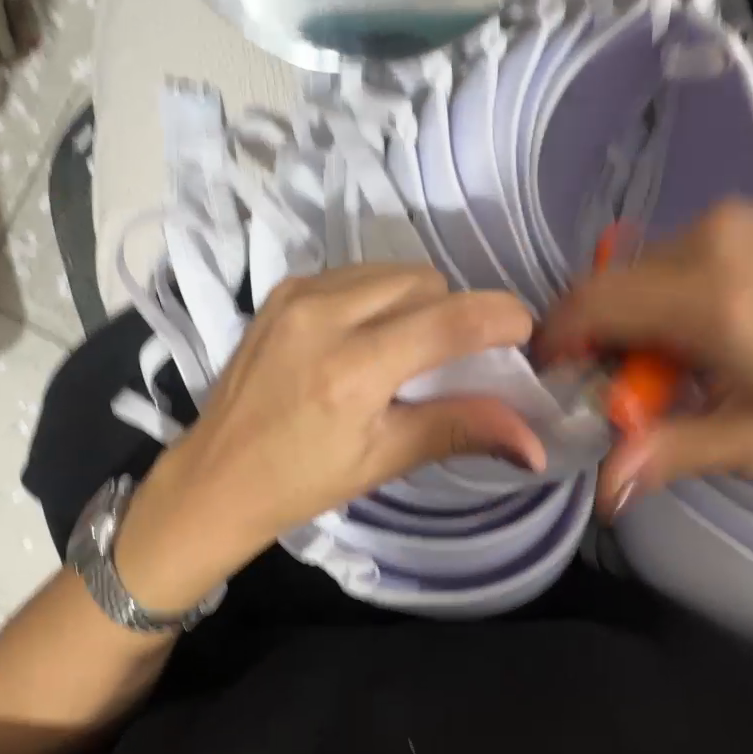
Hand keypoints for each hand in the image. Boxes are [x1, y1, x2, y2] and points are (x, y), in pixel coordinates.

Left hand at [117, 266, 542, 608]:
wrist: (215, 476)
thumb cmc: (301, 481)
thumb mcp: (383, 459)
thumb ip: (460, 428)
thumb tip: (537, 443)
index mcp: (352, 369)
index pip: (449, 320)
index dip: (500, 318)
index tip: (523, 334)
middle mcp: (324, 315)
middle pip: (427, 283)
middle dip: (456, 313)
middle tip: (458, 358)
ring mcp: (299, 295)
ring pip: (394, 271)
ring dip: (420, 301)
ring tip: (412, 347)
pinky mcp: (284, 289)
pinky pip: (358, 274)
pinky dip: (381, 296)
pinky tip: (370, 335)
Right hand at [537, 202, 752, 511]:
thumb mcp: (747, 440)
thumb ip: (667, 453)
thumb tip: (603, 491)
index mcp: (714, 301)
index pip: (596, 304)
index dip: (560, 337)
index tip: (555, 374)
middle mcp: (710, 245)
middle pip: (607, 286)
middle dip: (594, 335)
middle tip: (618, 381)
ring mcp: (722, 224)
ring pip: (629, 271)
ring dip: (624, 316)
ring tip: (660, 361)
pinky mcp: (730, 220)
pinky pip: (658, 257)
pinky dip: (652, 295)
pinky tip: (684, 329)